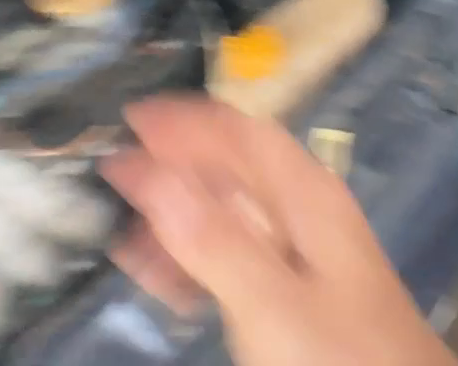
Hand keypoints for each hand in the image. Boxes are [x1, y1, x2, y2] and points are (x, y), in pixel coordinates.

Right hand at [103, 97, 457, 365]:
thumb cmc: (338, 350)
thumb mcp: (270, 301)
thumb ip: (214, 240)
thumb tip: (154, 173)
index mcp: (307, 195)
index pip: (243, 136)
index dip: (191, 121)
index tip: (133, 116)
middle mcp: (307, 207)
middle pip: (239, 163)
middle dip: (182, 155)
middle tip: (119, 158)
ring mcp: (305, 246)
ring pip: (236, 206)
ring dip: (184, 203)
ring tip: (127, 211)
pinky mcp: (299, 284)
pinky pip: (241, 248)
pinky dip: (200, 248)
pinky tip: (166, 267)